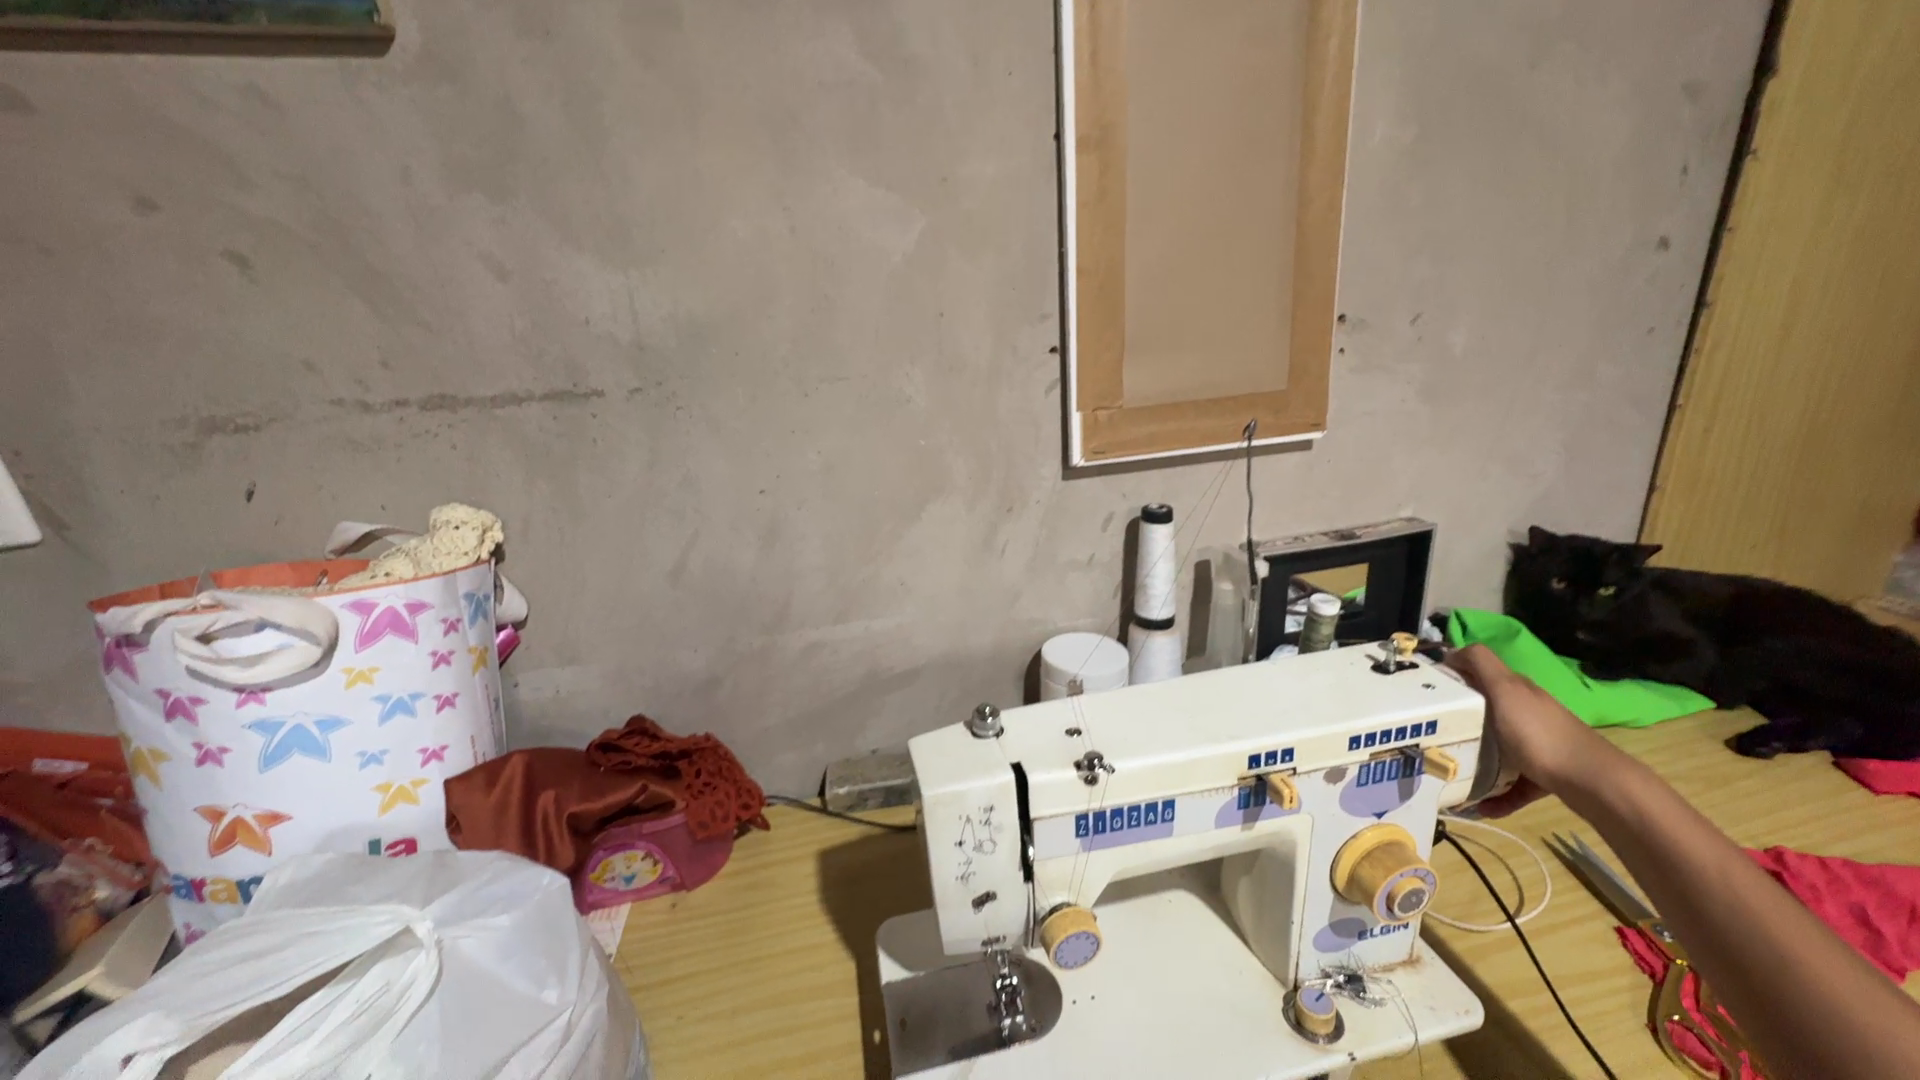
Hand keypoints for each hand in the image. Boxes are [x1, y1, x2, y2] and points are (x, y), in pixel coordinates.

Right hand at [1445, 644, 1611, 815]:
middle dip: (1458, 727)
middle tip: (1432, 738)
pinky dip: (1497, 795)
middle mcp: (1526, 713)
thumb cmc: (1538, 732)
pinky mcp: (1544, 773)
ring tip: (1453, 779)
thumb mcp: (1505, 689)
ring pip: (1497, 751)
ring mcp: (1537, 744)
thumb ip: (1481, 664)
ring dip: (1475, 765)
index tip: (1424, 697)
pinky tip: (1481, 807)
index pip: (1478, 676)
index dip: (1452, 682)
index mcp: (1515, 690)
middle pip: (1484, 716)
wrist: (1590, 780)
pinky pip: (1513, 783)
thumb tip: (1452, 651)